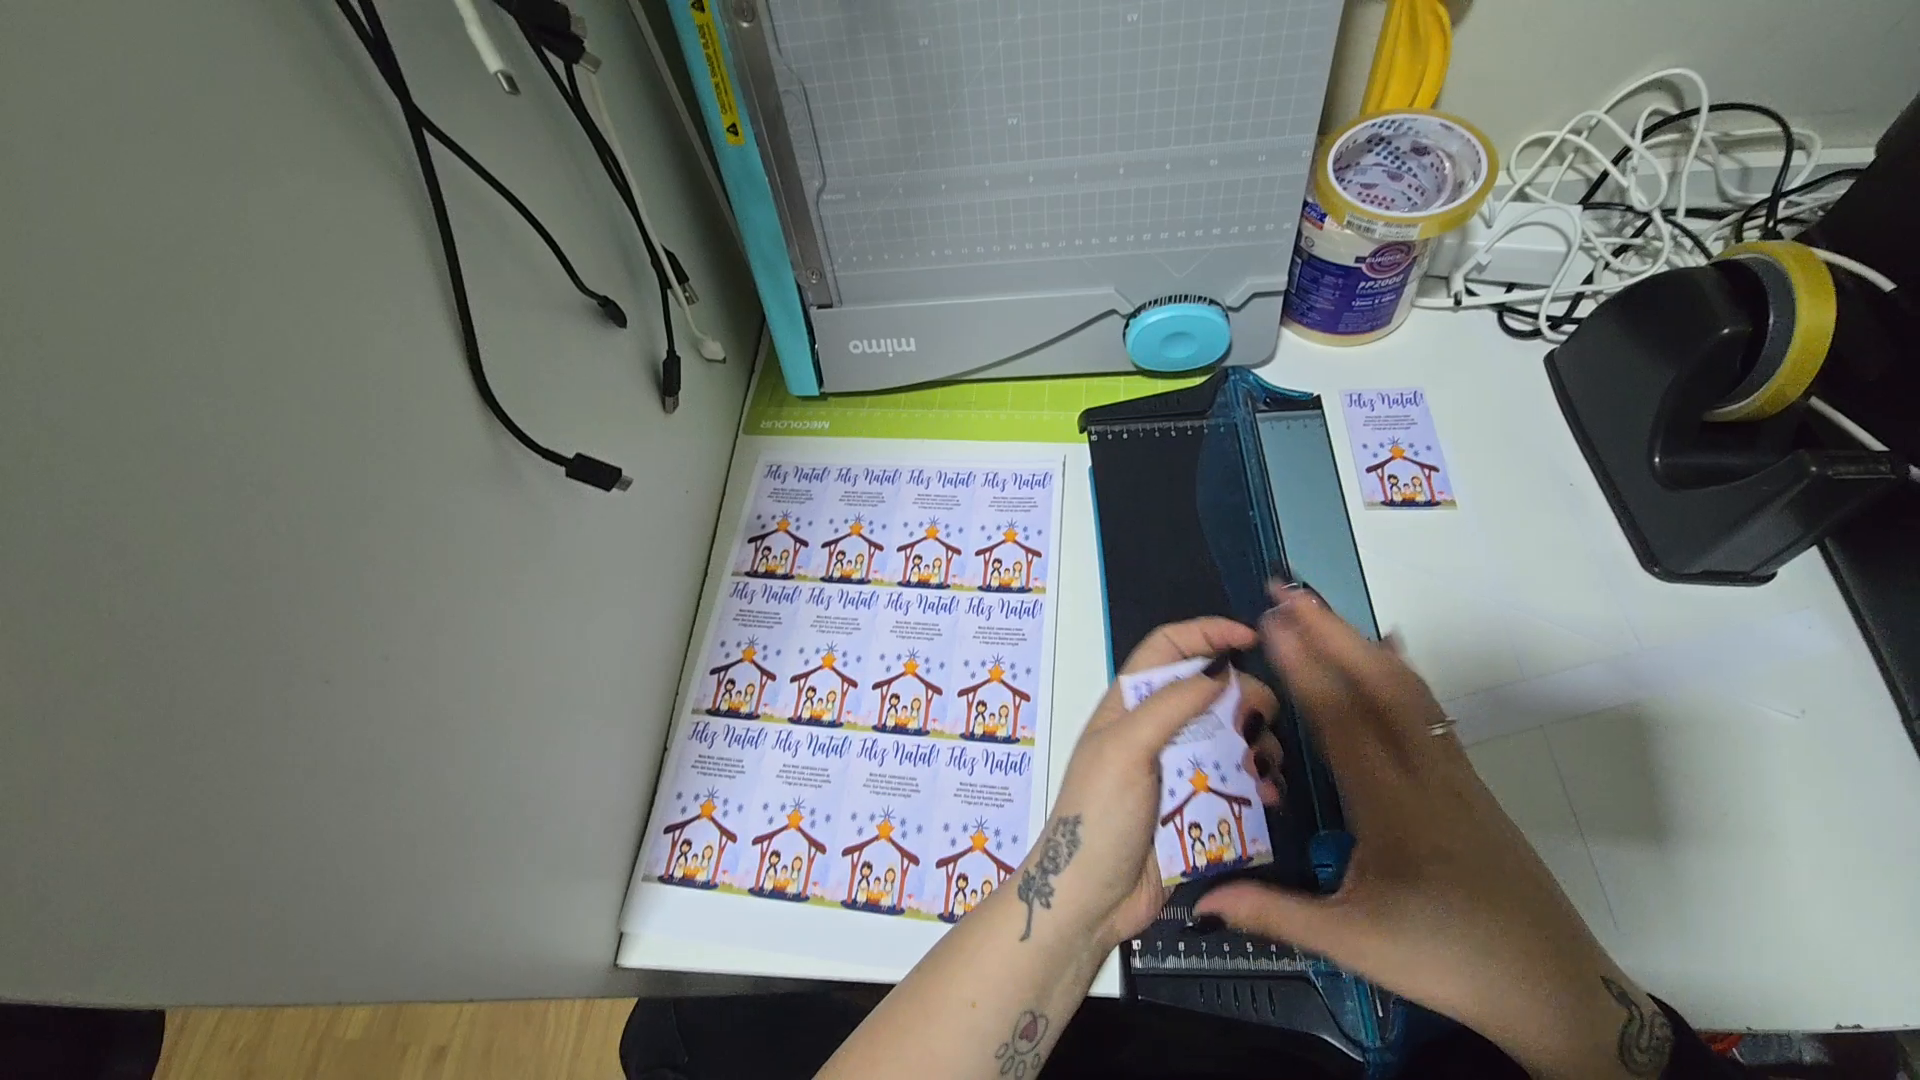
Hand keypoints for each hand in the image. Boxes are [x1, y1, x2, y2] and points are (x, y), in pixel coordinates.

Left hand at [1024, 618, 1282, 954]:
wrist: (1090, 899)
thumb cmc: (1099, 815)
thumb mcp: (1127, 749)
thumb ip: (1171, 704)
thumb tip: (1219, 668)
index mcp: (1129, 705)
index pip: (1168, 648)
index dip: (1206, 633)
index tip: (1251, 639)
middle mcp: (1154, 729)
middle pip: (1210, 690)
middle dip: (1244, 698)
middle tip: (1260, 725)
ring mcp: (1176, 768)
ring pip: (1231, 735)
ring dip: (1257, 744)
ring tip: (1266, 769)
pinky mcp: (1194, 805)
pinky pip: (1236, 781)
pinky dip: (1258, 782)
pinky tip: (1269, 797)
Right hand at [1194, 586, 1671, 1079]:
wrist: (1553, 987)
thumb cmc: (1448, 961)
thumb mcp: (1354, 942)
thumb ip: (1275, 913)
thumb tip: (1201, 902)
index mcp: (1392, 807)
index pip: (1342, 719)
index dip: (1305, 665)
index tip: (1272, 621)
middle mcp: (1425, 776)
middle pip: (1378, 686)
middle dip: (1330, 632)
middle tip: (1287, 591)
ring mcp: (1454, 774)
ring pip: (1408, 692)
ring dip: (1361, 643)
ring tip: (1322, 610)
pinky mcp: (1469, 783)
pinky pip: (1430, 711)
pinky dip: (1400, 671)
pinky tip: (1389, 653)